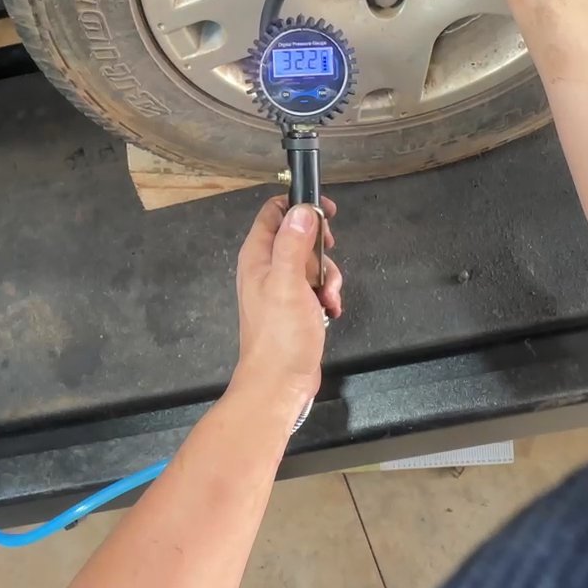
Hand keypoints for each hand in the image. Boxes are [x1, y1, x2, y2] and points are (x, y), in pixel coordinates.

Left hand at [232, 196, 343, 406]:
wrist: (280, 382)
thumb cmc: (281, 333)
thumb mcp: (288, 283)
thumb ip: (292, 243)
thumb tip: (302, 208)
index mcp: (257, 254)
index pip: (274, 212)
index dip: (300, 205)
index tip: (326, 212)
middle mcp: (266, 266)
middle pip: (298, 235)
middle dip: (320, 247)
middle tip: (327, 258)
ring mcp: (280, 286)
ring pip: (311, 262)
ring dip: (327, 276)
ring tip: (328, 297)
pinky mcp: (294, 305)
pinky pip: (315, 286)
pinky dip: (327, 294)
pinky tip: (330, 309)